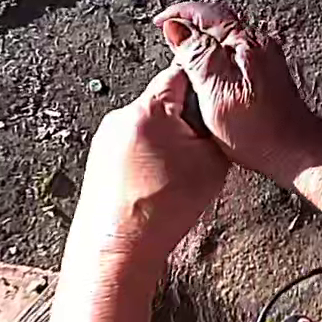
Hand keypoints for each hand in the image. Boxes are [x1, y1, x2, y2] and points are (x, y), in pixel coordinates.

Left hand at [69, 65, 228, 274]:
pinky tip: (160, 176)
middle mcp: (122, 116)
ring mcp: (108, 136)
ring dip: (168, 133)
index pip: (182, 73)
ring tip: (179, 167)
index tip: (216, 96)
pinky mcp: (101, 154)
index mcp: (149, 110)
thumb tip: (220, 115)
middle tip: (201, 142)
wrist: (119, 248)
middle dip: (187, 115)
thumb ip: (218, 129)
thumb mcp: (212, 164)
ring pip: (151, 120)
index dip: (204, 84)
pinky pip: (135, 139)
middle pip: (165, 97)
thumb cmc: (160, 211)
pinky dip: (151, 151)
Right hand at [152, 1, 321, 185]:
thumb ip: (196, 57)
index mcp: (245, 44)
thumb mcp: (216, 92)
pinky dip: (215, 59)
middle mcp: (258, 46)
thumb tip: (176, 29)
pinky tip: (208, 78)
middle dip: (190, 28)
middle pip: (217, 23)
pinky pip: (233, 56)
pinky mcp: (266, 75)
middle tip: (169, 41)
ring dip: (202, 45)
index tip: (160, 21)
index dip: (179, 13)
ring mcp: (264, 60)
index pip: (206, 13)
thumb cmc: (260, 130)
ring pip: (225, 40)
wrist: (296, 151)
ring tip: (184, 60)